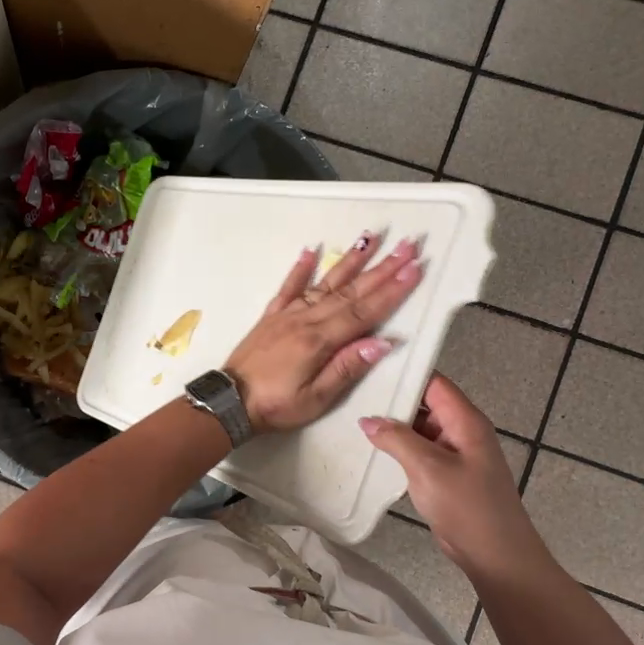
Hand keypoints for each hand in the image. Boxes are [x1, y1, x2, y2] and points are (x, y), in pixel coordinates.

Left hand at [223, 231, 422, 432]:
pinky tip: (311, 250)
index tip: (414, 269)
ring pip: (323, 283)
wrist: (229, 402)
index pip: (364, 312)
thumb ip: (348, 368)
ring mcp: (285, 316)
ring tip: (370, 238)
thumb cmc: (276, 406)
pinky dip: (300, 268)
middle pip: (350, 291)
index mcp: (318, 341)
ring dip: (349, 261)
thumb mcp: (317, 399)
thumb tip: (383, 342)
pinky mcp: (270, 318)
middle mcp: (304, 321)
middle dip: (382, 268)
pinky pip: (287, 288)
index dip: (391, 291)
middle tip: (408, 245)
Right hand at [359, 374, 554, 578]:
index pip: (435, 383)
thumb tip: (367, 420)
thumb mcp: (428, 468)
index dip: (406, 372)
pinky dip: (396, 447)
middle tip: (351, 390)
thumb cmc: (468, 507)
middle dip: (392, 398)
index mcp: (466, 422)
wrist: (495, 556)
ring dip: (391, 425)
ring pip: (418, 428)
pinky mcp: (445, 473)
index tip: (370, 366)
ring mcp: (453, 453)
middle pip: (424, 403)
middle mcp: (461, 432)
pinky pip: (417, 450)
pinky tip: (368, 447)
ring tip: (351, 415)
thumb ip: (396, 440)